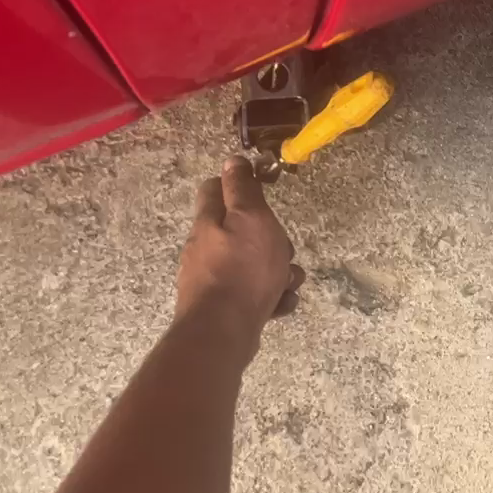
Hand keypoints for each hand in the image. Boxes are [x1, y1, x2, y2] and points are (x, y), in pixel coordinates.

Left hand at [175, 157, 305, 351]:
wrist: (224, 331)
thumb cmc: (243, 268)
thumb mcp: (250, 218)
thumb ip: (242, 190)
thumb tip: (232, 160)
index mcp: (210, 223)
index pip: (214, 189)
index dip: (237, 184)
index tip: (263, 188)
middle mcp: (205, 249)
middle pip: (242, 231)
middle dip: (271, 239)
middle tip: (281, 248)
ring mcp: (213, 280)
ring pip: (254, 264)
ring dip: (278, 272)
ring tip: (286, 283)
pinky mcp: (225, 308)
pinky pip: (255, 294)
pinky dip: (271, 298)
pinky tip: (279, 304)